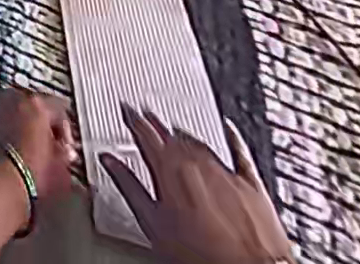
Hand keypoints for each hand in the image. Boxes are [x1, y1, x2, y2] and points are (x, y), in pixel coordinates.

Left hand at [0, 90, 78, 201]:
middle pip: (32, 105)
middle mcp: (14, 95)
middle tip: (43, 145)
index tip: (65, 149)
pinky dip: (2, 124)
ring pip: (12, 107)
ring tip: (22, 145)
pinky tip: (5, 144)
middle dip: (39, 123)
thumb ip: (64, 155)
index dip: (64, 130)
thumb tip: (64, 151)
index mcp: (38, 104)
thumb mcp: (59, 168)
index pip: (59, 109)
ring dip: (19, 121)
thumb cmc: (33, 172)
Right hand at [100, 106, 292, 263]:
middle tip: (144, 115)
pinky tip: (228, 128)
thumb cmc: (201, 256)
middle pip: (169, 134)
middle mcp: (195, 162)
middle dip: (154, 123)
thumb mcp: (153, 223)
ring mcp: (224, 172)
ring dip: (182, 133)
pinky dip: (232, 137)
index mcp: (167, 168)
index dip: (132, 119)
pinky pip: (240, 153)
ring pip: (197, 141)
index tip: (125, 110)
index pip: (144, 133)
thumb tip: (108, 161)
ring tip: (172, 128)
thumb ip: (128, 185)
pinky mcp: (251, 185)